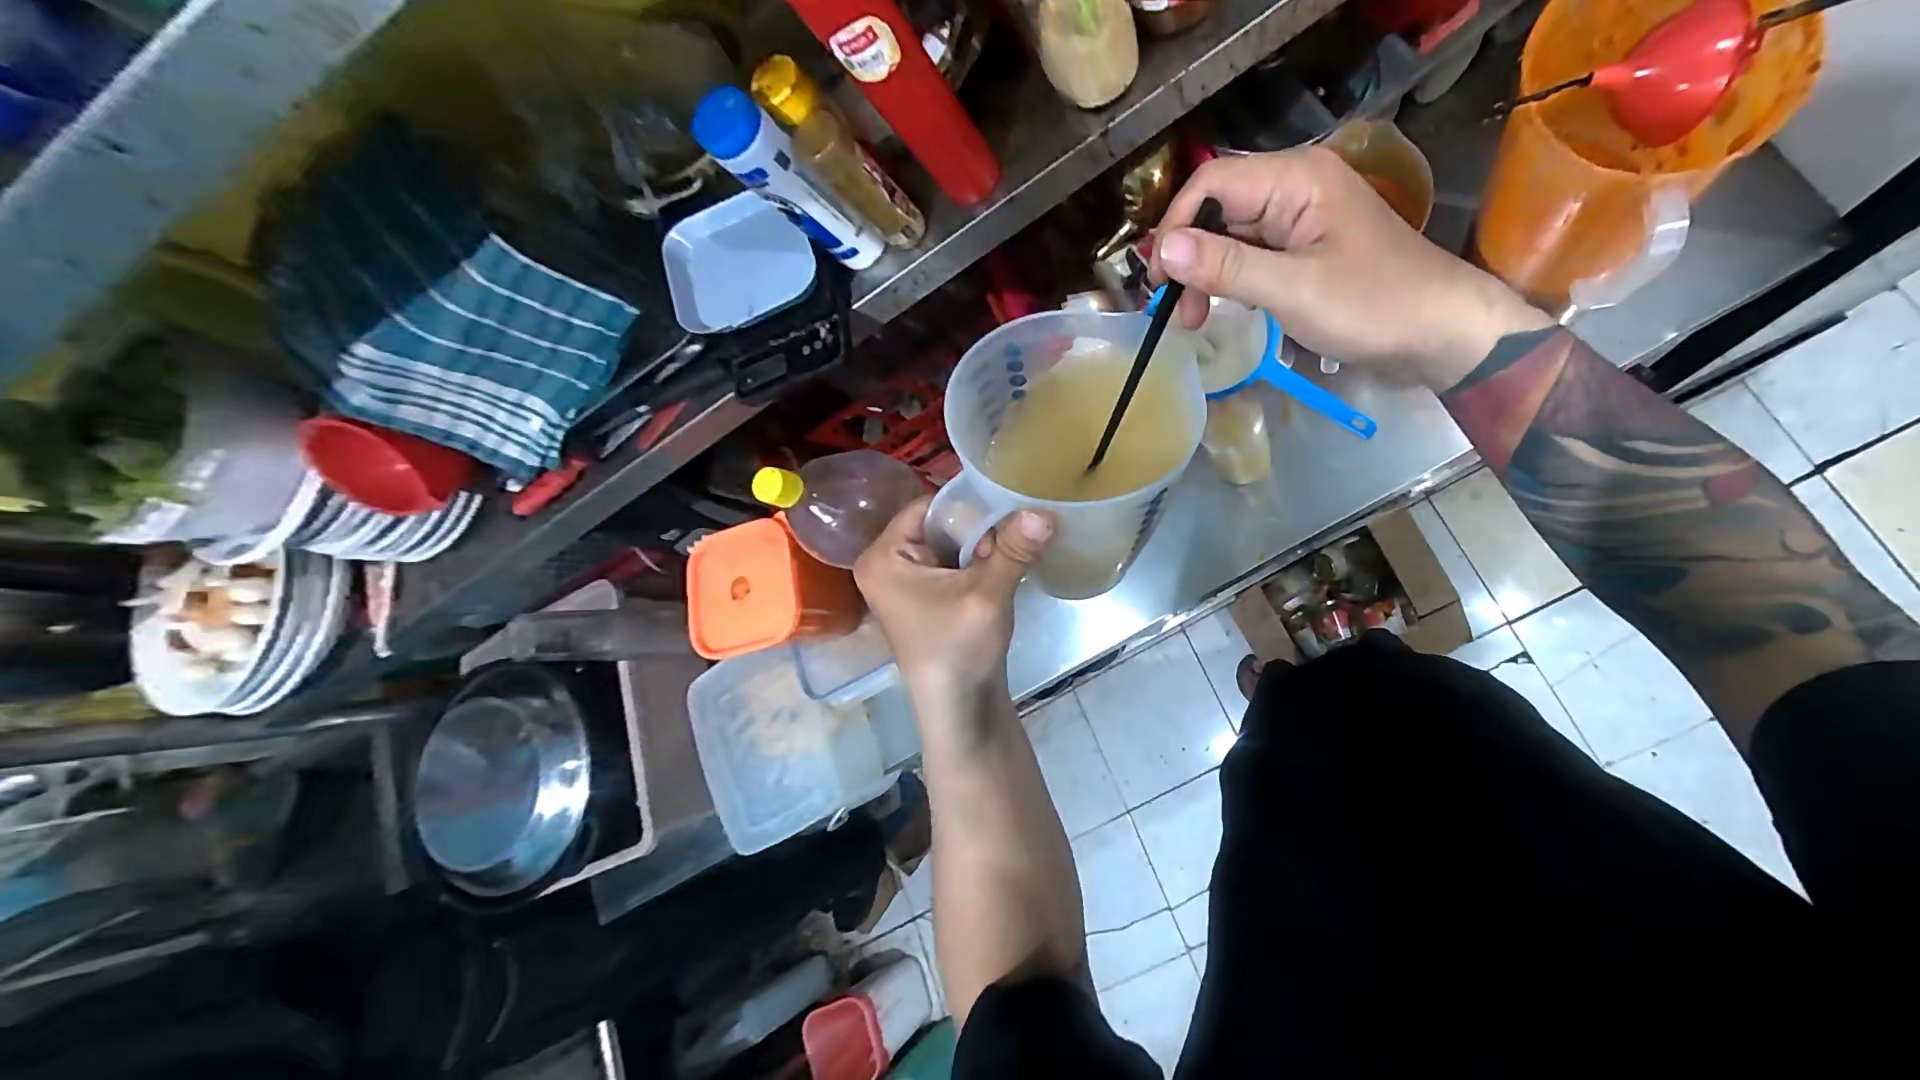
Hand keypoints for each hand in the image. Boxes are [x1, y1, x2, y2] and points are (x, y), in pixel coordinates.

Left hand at [854, 497, 1053, 696]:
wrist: (960, 710)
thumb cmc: (959, 649)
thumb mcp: (988, 593)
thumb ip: (1013, 549)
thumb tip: (1043, 511)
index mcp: (882, 557)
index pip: (927, 506)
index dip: (968, 504)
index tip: (1007, 502)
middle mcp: (884, 564)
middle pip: (937, 524)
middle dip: (977, 527)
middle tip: (1014, 529)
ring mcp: (902, 583)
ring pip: (948, 544)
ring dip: (980, 545)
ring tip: (1013, 545)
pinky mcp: (922, 598)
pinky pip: (950, 564)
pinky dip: (976, 562)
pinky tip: (1003, 562)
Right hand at [1149, 147, 1552, 390]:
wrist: (1437, 333)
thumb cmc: (1372, 305)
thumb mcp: (1292, 288)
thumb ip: (1226, 266)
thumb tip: (1163, 250)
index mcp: (1296, 180)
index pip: (1211, 184)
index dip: (1176, 226)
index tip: (1159, 281)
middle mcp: (1293, 189)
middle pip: (1215, 210)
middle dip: (1188, 258)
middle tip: (1176, 310)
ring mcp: (1297, 221)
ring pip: (1226, 237)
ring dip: (1203, 276)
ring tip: (1195, 320)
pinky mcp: (1299, 250)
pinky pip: (1247, 256)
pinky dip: (1227, 282)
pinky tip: (1222, 309)